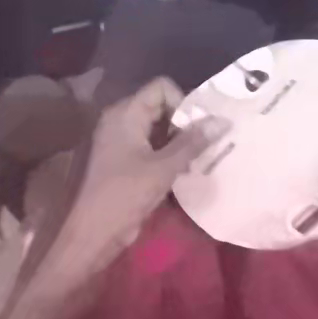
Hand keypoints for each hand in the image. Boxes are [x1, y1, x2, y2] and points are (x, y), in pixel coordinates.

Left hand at [38, 78, 226, 298]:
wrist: (94, 231)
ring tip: (200, 157)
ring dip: (179, 139)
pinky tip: (185, 168)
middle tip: (206, 144)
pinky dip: (169, 152)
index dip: (183, 103)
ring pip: (158, 126)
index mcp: (125, 113)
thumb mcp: (164, 168)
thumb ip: (193, 142)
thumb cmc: (125, 195)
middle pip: (161, 105)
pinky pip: (151, 144)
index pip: (161, 87)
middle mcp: (121, 119)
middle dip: (185, 122)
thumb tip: (223, 120)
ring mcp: (121, 139)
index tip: (197, 129)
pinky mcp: (124, 158)